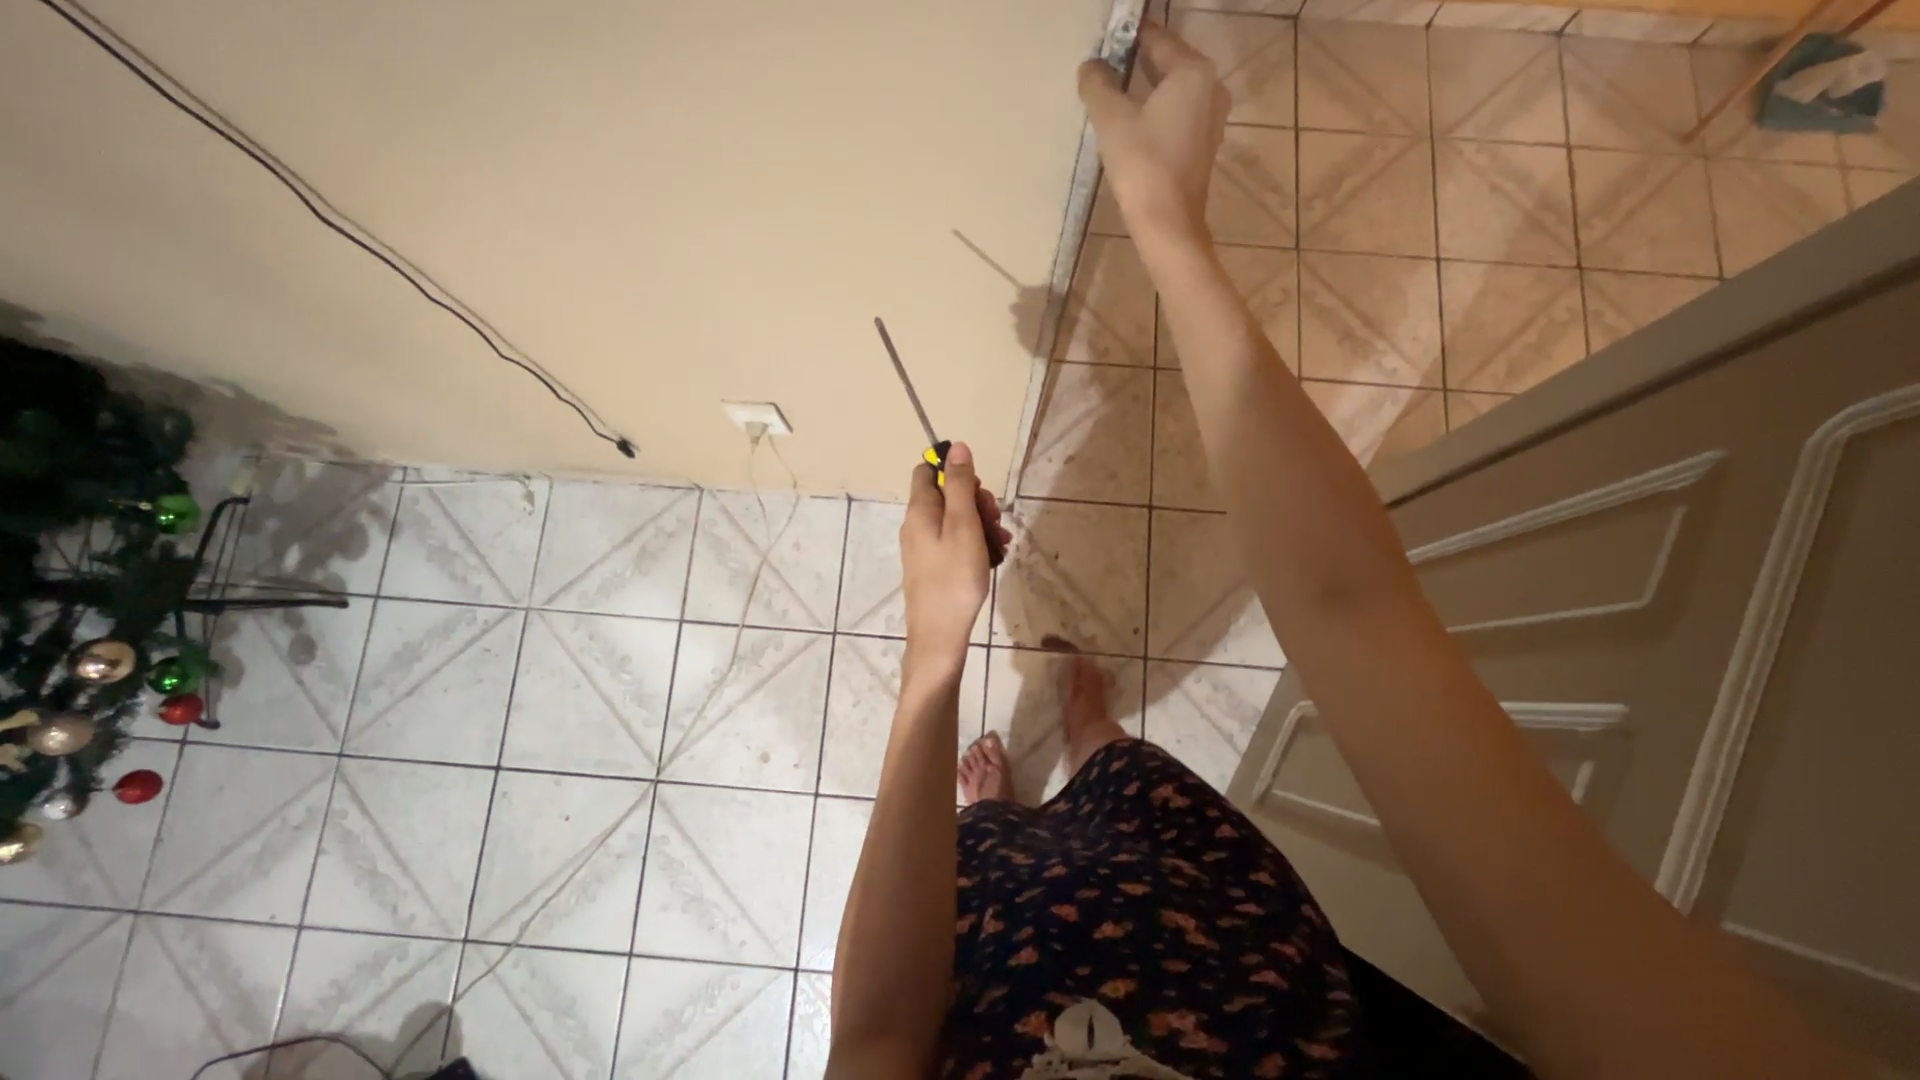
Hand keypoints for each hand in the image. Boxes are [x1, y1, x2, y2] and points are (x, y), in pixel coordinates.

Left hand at [899, 442, 1008, 665]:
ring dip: (982, 525)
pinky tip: (994, 557)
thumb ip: (960, 485)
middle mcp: (916, 525)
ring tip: (1001, 543)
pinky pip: (956, 543)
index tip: (979, 490)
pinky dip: (975, 545)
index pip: (928, 471)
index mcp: (919, 510)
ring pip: (956, 521)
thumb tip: (956, 446)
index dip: (955, 472)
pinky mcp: (933, 567)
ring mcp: (924, 548)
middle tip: (994, 521)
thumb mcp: (963, 525)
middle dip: (976, 502)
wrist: (940, 633)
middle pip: (947, 496)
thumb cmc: (955, 577)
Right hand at [1077, 21, 1228, 242]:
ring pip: (1174, 89)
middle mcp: (1211, 87)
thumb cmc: (1142, 166)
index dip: (1128, 35)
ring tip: (1114, 89)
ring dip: (1146, 87)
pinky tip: (1133, 120)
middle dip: (1137, 60)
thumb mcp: (1111, 120)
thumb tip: (1091, 66)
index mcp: (1193, 72)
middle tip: (1105, 62)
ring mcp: (1211, 118)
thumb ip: (1098, 85)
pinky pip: (1178, 113)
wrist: (1168, 224)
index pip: (1157, 38)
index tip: (1105, 37)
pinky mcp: (1203, 144)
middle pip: (1169, 62)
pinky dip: (1157, 110)